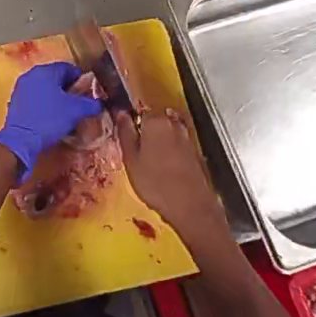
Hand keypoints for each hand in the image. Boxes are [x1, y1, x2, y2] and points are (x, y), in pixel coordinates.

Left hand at [0, 62, 103, 178]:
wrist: (21, 140)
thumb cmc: (50, 119)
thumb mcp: (76, 111)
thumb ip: (91, 104)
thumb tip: (99, 103)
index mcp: (45, 71)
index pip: (68, 68)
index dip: (81, 80)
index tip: (87, 93)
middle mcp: (31, 75)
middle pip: (55, 77)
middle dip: (68, 89)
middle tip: (78, 103)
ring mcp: (20, 89)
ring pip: (44, 88)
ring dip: (56, 97)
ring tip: (65, 112)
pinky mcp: (14, 102)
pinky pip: (34, 98)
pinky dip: (44, 104)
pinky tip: (50, 117)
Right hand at [115, 109, 230, 247]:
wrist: (189, 204)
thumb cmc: (153, 182)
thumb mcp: (131, 159)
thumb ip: (126, 133)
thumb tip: (122, 113)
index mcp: (155, 121)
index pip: (138, 112)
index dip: (129, 124)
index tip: (123, 138)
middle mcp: (173, 123)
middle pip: (154, 121)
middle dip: (144, 132)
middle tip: (133, 152)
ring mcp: (186, 137)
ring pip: (165, 133)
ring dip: (156, 143)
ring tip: (147, 162)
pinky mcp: (194, 151)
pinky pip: (175, 144)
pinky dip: (167, 152)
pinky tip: (161, 168)